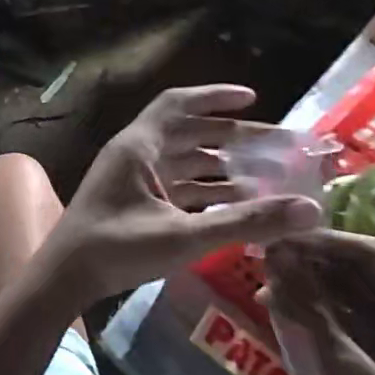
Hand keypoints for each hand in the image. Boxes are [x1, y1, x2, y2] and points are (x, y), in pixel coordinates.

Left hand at [40, 85, 322, 304]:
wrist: (65, 277)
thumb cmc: (117, 247)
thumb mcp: (183, 235)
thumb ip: (244, 222)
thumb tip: (309, 208)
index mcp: (138, 147)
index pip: (177, 104)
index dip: (214, 97)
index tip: (253, 98)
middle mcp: (135, 155)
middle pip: (187, 133)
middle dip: (230, 136)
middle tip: (277, 145)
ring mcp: (133, 180)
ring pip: (184, 162)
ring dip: (222, 165)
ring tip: (268, 175)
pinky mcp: (135, 203)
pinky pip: (177, 186)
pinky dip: (207, 190)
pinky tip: (238, 203)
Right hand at [265, 231, 374, 374]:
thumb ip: (314, 313)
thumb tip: (278, 260)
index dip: (326, 242)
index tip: (278, 240)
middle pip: (367, 273)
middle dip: (314, 262)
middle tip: (264, 262)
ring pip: (358, 296)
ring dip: (313, 286)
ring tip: (267, 288)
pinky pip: (357, 321)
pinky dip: (322, 312)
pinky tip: (287, 312)